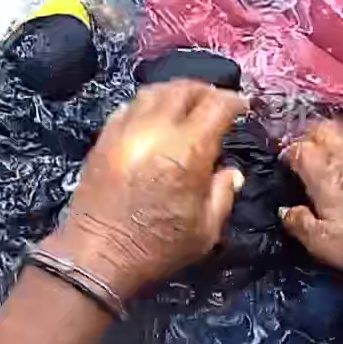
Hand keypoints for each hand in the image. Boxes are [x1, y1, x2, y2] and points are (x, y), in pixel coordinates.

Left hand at [46, 82, 247, 298]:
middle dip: (205, 90)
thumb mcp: (206, 230)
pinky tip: (155, 117)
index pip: (216, 106)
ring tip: (187, 103)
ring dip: (175, 92)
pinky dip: (148, 104)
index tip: (243, 106)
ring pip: (154, 91)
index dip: (234, 101)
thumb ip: (223, 194)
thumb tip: (231, 172)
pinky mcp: (104, 138)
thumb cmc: (158, 247)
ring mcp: (126, 130)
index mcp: (188, 151)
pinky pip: (130, 106)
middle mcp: (156, 130)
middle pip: (183, 89)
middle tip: (216, 100)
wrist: (99, 255)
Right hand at [280, 121, 342, 285]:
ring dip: (332, 135)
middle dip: (308, 135)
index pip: (300, 150)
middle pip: (324, 130)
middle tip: (300, 150)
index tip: (282, 164)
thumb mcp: (326, 245)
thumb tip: (285, 210)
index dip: (287, 153)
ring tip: (324, 148)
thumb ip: (301, 224)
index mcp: (326, 177)